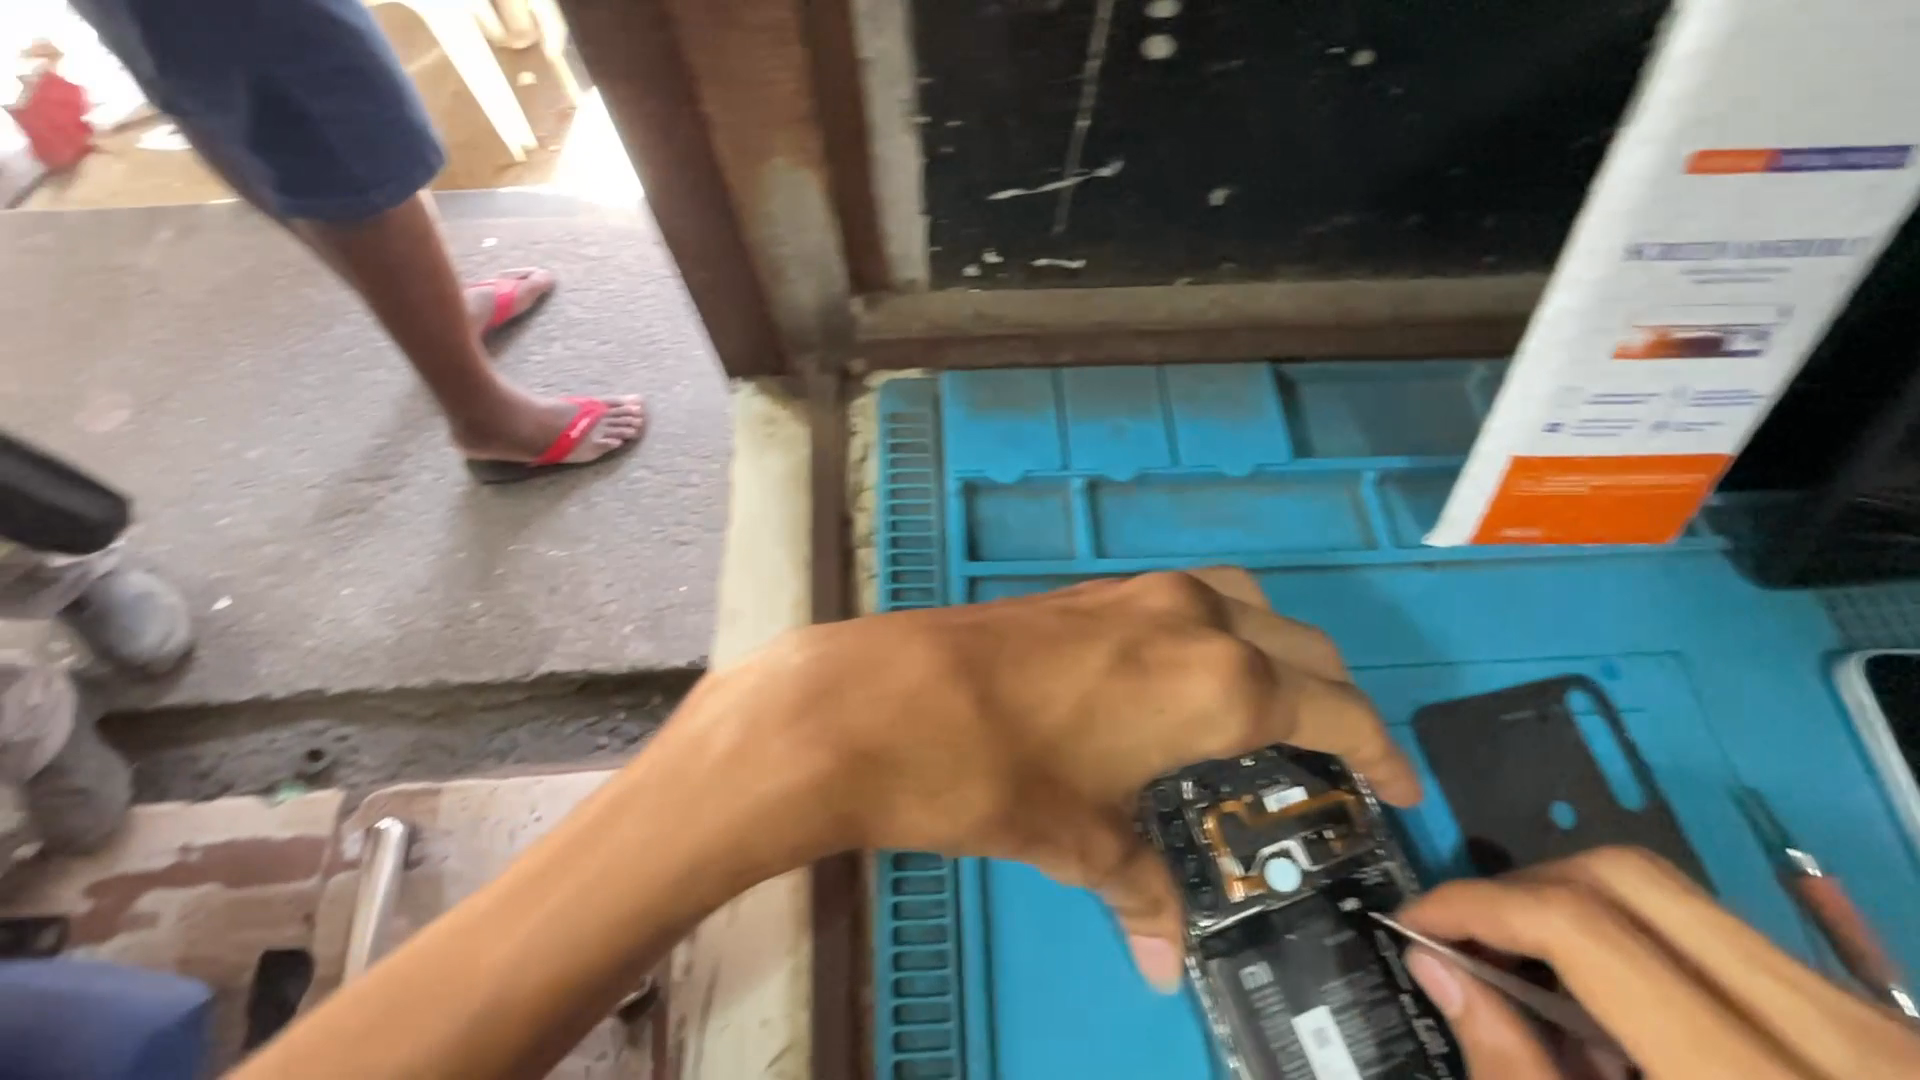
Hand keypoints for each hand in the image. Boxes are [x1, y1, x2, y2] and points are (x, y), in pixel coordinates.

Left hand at [733, 568, 1419, 989]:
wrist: (881, 700)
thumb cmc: (994, 774)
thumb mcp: (1080, 839)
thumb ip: (1137, 888)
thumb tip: (1160, 961)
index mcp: (1220, 680)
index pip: (1332, 708)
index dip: (1376, 751)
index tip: (1398, 785)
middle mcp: (1194, 619)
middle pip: (1298, 646)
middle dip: (1329, 695)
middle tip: (1332, 749)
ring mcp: (1136, 593)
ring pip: (1241, 604)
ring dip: (1269, 646)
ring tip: (1264, 701)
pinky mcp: (1086, 590)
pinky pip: (1181, 600)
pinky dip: (1207, 630)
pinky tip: (1175, 678)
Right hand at [1396, 846, 1919, 1078]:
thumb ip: (1517, 1072)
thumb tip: (1434, 965)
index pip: (1587, 929)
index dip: (1478, 905)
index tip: (1417, 921)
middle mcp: (1845, 1037)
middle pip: (1630, 879)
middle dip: (1522, 889)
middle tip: (1468, 936)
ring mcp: (1880, 1023)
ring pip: (1676, 892)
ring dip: (1574, 909)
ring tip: (1535, 975)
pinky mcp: (1882, 1023)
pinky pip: (1722, 935)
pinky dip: (1636, 943)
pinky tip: (1618, 1012)